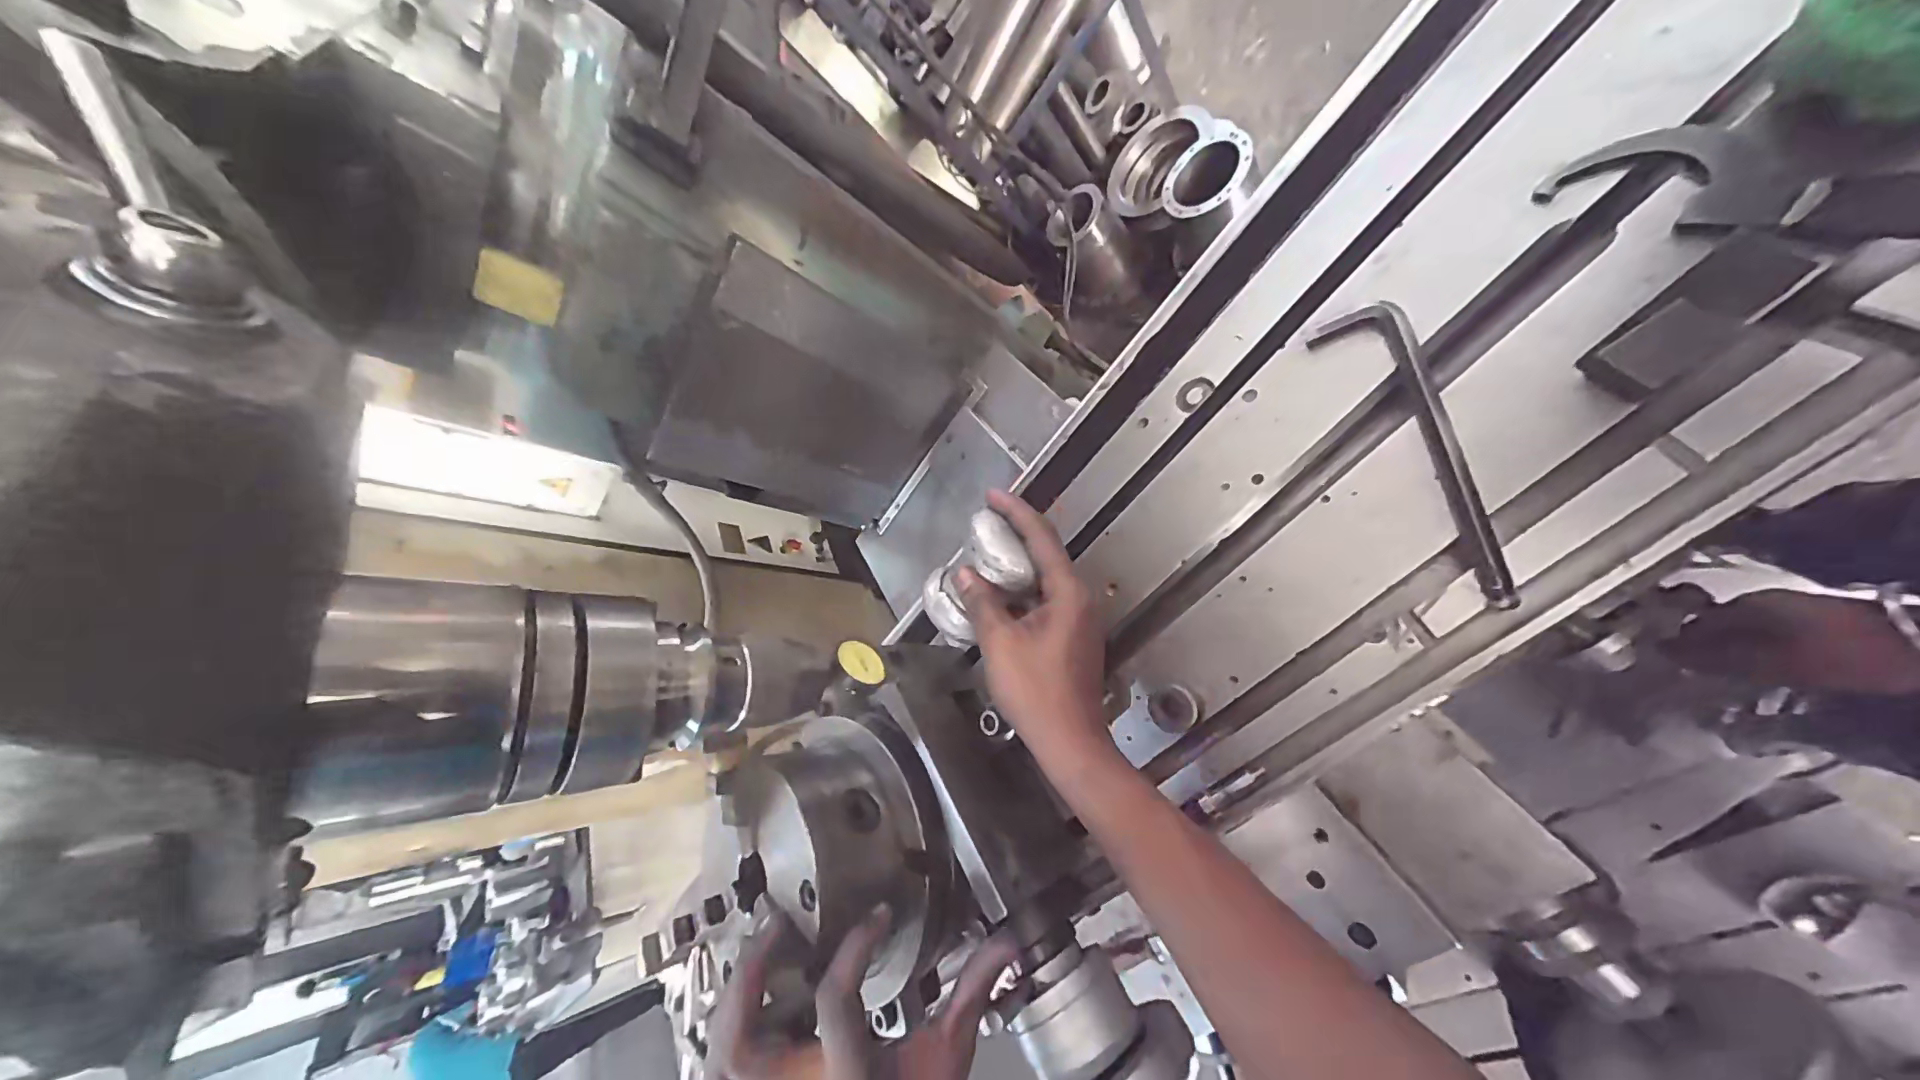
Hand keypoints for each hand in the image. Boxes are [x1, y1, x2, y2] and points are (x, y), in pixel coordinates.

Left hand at [707, 906, 1014, 1079]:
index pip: (835, 1000)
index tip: (879, 915)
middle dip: (751, 971)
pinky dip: (735, 1021)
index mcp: (850, 1074)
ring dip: (735, 993)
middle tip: (777, 919)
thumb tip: (1006, 940)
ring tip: (763, 944)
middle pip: (742, 1041)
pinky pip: (729, 1061)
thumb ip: (971, 995)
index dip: (856, 947)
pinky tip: (761, 990)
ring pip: (722, 1052)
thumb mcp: (947, 1055)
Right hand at [956, 490, 1112, 771]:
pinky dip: (1023, 592)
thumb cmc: (1035, 691)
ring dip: (1018, 566)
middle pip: (1047, 555)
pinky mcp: (1074, 637)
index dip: (1016, 512)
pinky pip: (1047, 601)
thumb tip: (967, 574)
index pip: (1042, 538)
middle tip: (986, 522)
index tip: (992, 496)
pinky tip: (1000, 595)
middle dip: (1016, 535)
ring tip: (987, 554)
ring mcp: (1080, 619)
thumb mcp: (1000, 643)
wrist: (1069, 741)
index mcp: (1068, 593)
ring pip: (1046, 580)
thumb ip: (983, 603)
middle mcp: (1080, 599)